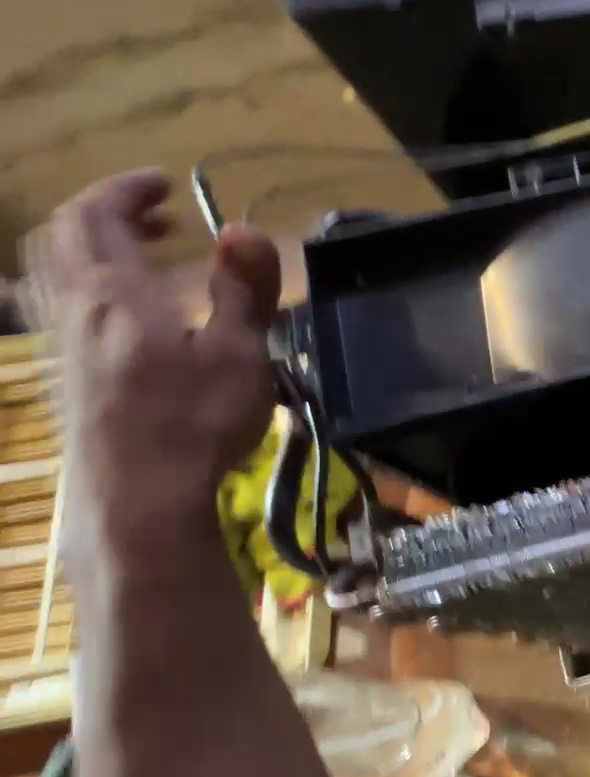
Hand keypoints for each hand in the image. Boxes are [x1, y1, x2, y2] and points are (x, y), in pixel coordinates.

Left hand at [29, 170, 280, 563]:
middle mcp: (77, 305)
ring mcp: (64, 338)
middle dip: (105, 213)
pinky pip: (55, 300)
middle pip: (63, 235)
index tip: (165, 184)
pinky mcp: (66, 368)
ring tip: (134, 253)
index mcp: (118, 293)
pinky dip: (81, 280)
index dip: (126, 191)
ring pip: (51, 267)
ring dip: (87, 245)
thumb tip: (246, 229)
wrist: (140, 488)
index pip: (99, 217)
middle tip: (156, 217)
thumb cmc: (197, 419)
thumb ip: (243, 292)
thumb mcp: (241, 356)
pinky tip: (116, 306)